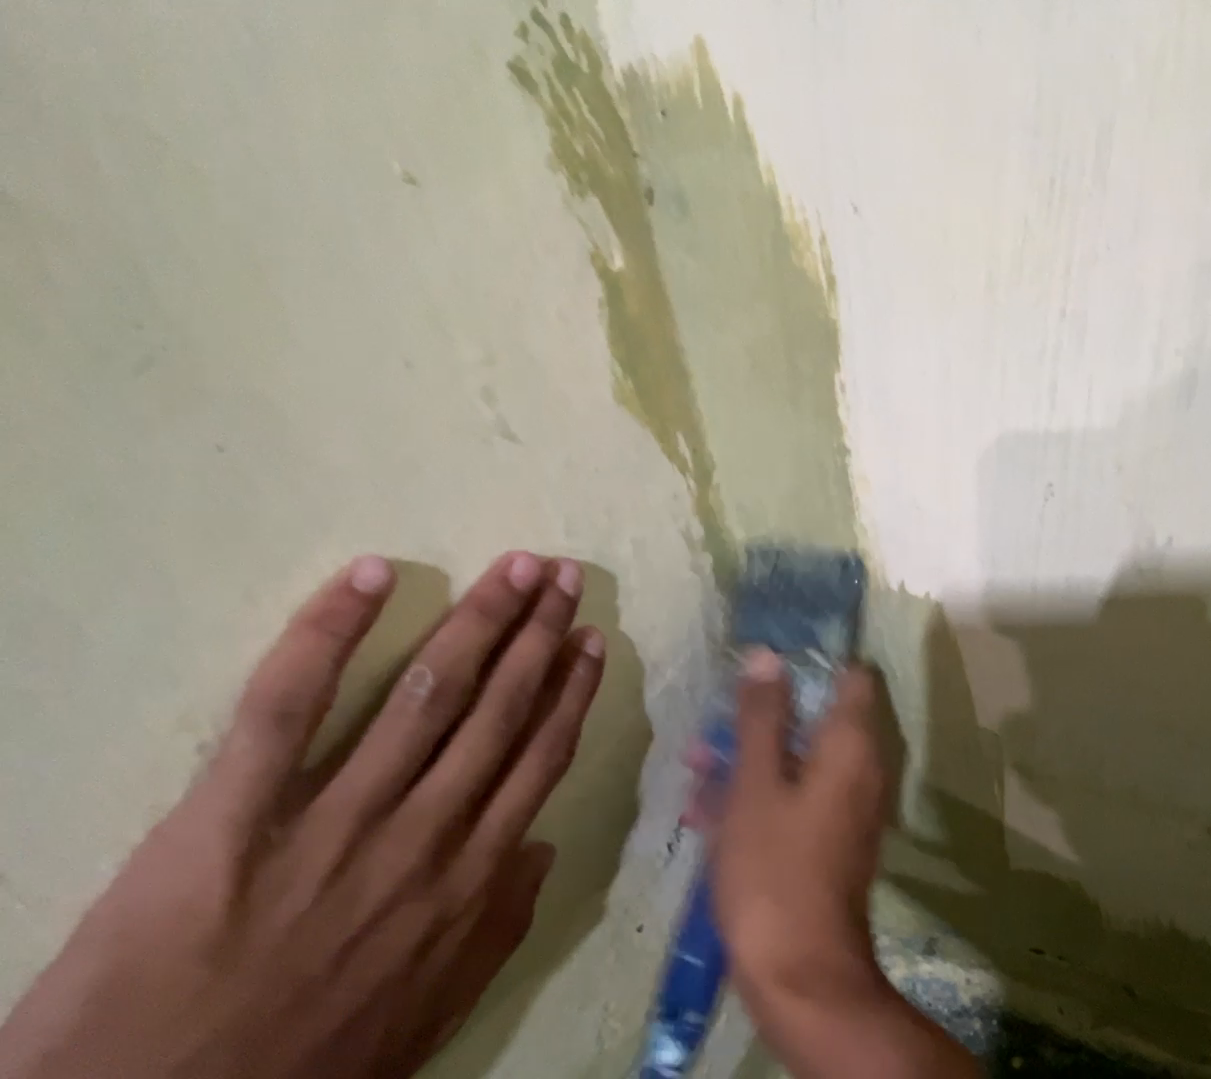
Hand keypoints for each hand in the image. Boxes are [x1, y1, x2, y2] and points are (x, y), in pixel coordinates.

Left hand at [0, 552, 604, 1078]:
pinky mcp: (231, 813)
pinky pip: (286, 707)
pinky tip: (369, 575)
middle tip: (560, 575)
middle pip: (495, 711)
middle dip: (536, 635)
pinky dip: (327, 633)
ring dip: (475, 623)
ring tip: (511, 569)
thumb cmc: (312, 1062)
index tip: (590, 638)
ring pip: (424, 696)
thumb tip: (543, 845)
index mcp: (470, 879)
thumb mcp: (435, 1011)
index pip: (538, 758)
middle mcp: (423, 833)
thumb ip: (500, 925)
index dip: (569, 690)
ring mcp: (333, 818)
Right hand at [704, 650, 976, 1078]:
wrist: (800, 968)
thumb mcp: (756, 785)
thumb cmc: (773, 867)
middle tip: (717, 717)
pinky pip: (799, 797)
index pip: (851, 676)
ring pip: (802, 760)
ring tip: (696, 763)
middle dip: (768, 714)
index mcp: (852, 745)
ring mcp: (850, 807)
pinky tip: (708, 806)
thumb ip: (762, 717)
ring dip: (755, 756)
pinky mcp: (832, 839)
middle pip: (821, 718)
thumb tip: (769, 656)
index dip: (813, 661)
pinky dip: (763, 792)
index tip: (769, 659)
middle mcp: (863, 769)